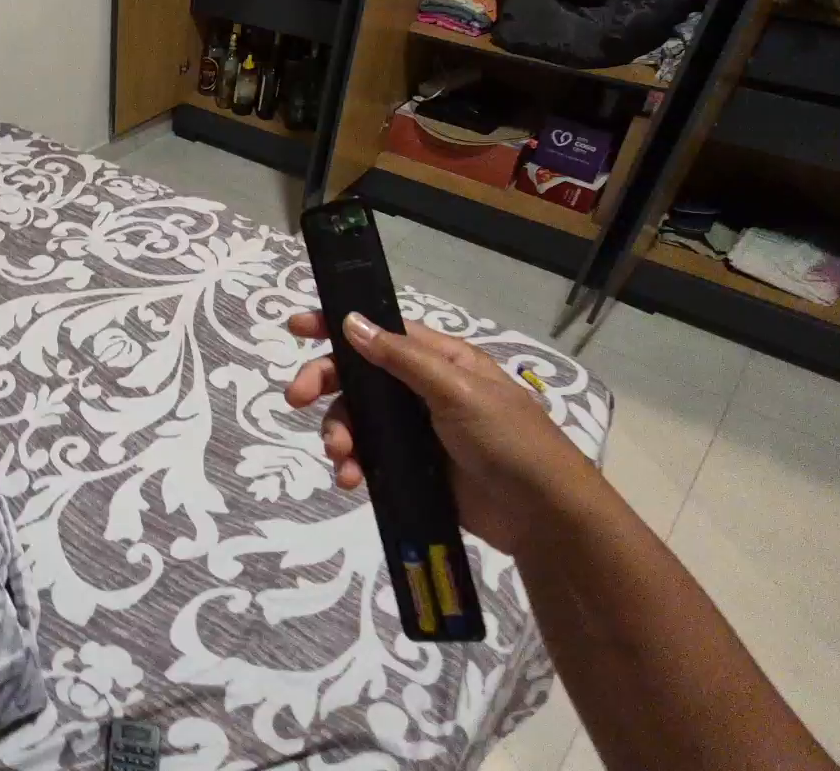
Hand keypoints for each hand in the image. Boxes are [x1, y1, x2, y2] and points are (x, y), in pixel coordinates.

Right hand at [285, 310, 597, 555]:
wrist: (543, 517)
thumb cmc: (509, 441)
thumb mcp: (458, 392)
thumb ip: (402, 359)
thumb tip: (350, 322)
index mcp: (437, 360)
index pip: (378, 332)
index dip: (336, 326)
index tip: (297, 328)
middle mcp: (418, 388)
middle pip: (355, 376)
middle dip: (323, 383)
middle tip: (295, 397)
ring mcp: (412, 429)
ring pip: (354, 418)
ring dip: (338, 432)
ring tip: (340, 456)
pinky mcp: (408, 466)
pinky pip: (365, 455)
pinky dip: (352, 464)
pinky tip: (351, 479)